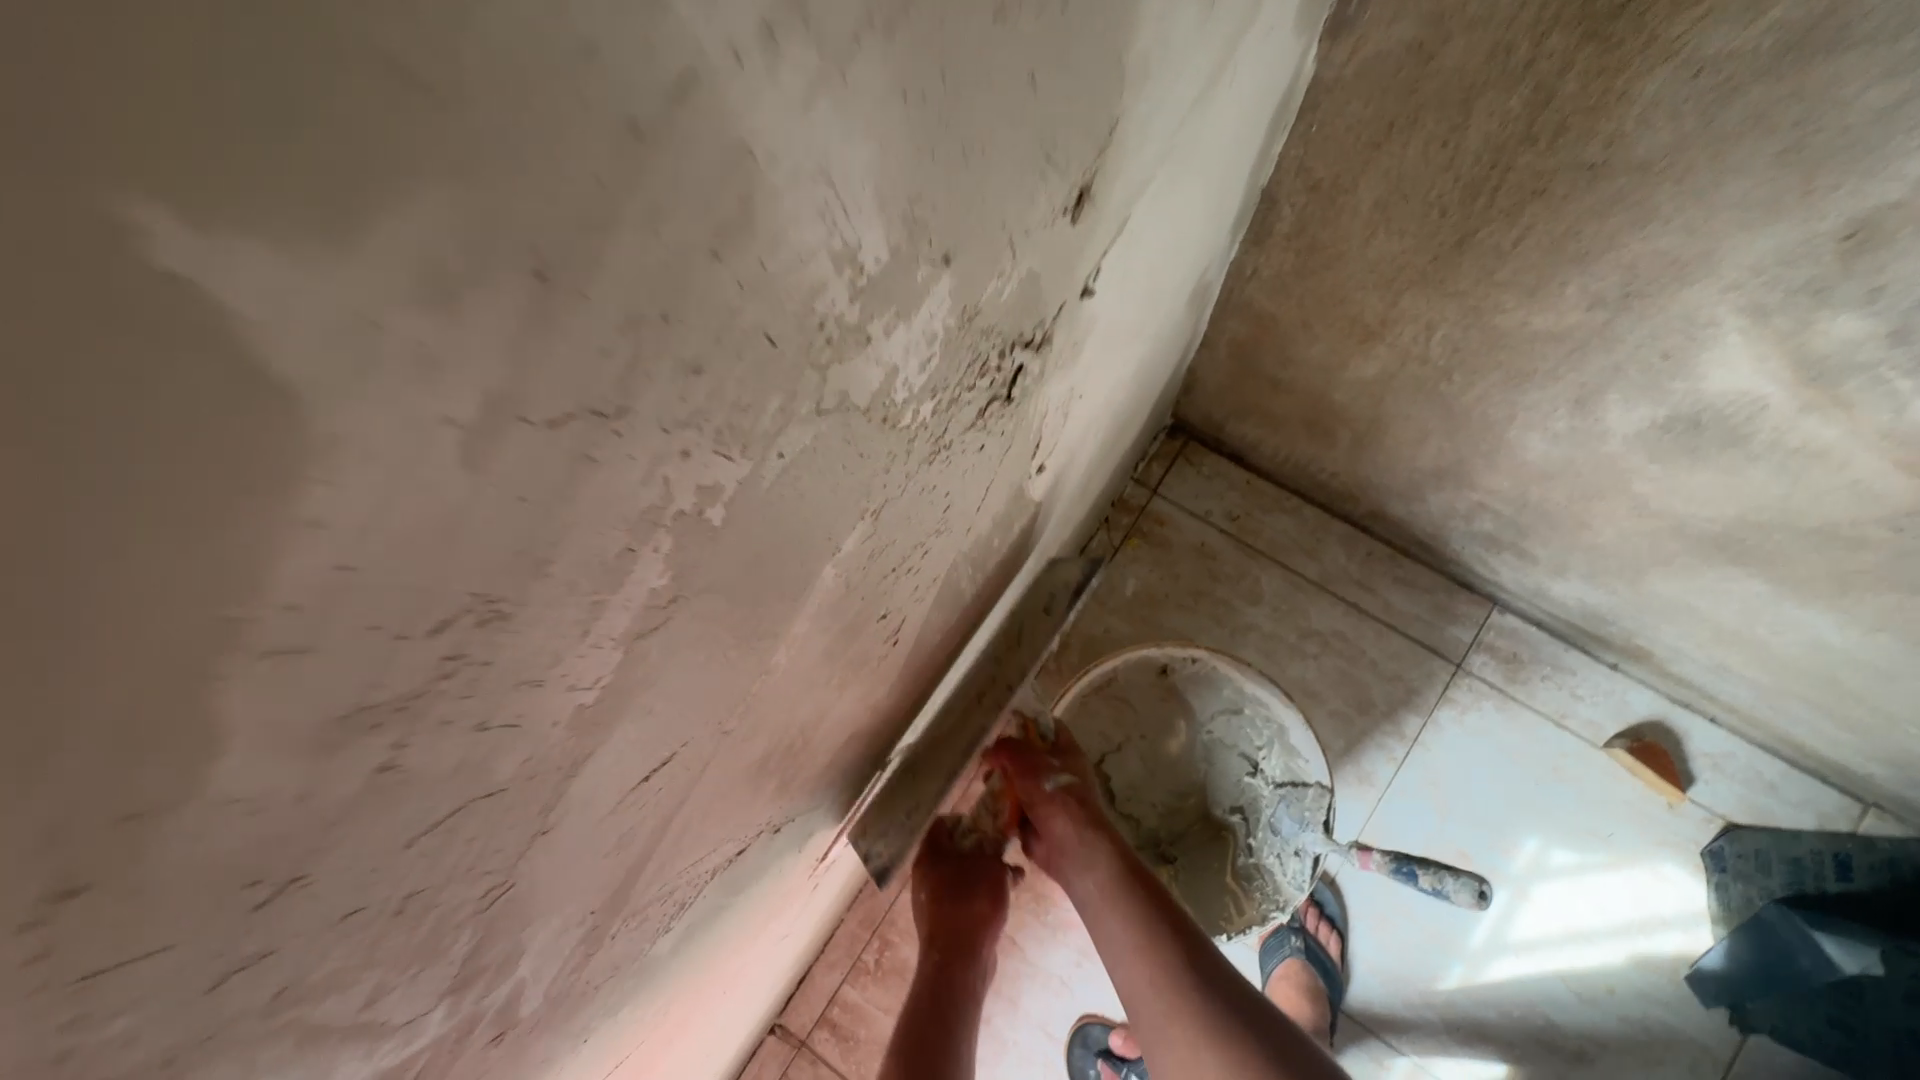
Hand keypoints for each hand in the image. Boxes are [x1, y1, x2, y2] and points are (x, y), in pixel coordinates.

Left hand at [911, 816, 1012, 963]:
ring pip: (960, 877)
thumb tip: (1001, 858)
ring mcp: (931, 901)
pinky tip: (1005, 899)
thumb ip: (997, 855)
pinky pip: (963, 899)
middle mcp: (925, 875)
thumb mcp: (992, 867)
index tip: (989, 825)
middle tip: (1002, 851)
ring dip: (984, 874)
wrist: (959, 959)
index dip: (967, 820)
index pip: (943, 824)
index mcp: (930, 854)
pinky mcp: (943, 922)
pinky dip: (980, 896)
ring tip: (1012, 876)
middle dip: (980, 850)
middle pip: (952, 851)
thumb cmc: (972, 901)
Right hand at [984, 720, 1126, 886]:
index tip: (1001, 725)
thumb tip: (989, 752)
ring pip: (1017, 782)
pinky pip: (1013, 807)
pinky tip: (987, 804)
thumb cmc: (1055, 795)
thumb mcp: (1029, 762)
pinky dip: (1001, 807)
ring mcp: (1046, 797)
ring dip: (1000, 783)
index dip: (1026, 723)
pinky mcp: (1034, 819)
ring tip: (984, 783)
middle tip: (986, 760)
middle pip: (1027, 756)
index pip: (1047, 727)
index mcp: (1066, 751)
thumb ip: (1007, 748)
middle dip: (1006, 758)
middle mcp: (1058, 771)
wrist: (1070, 845)